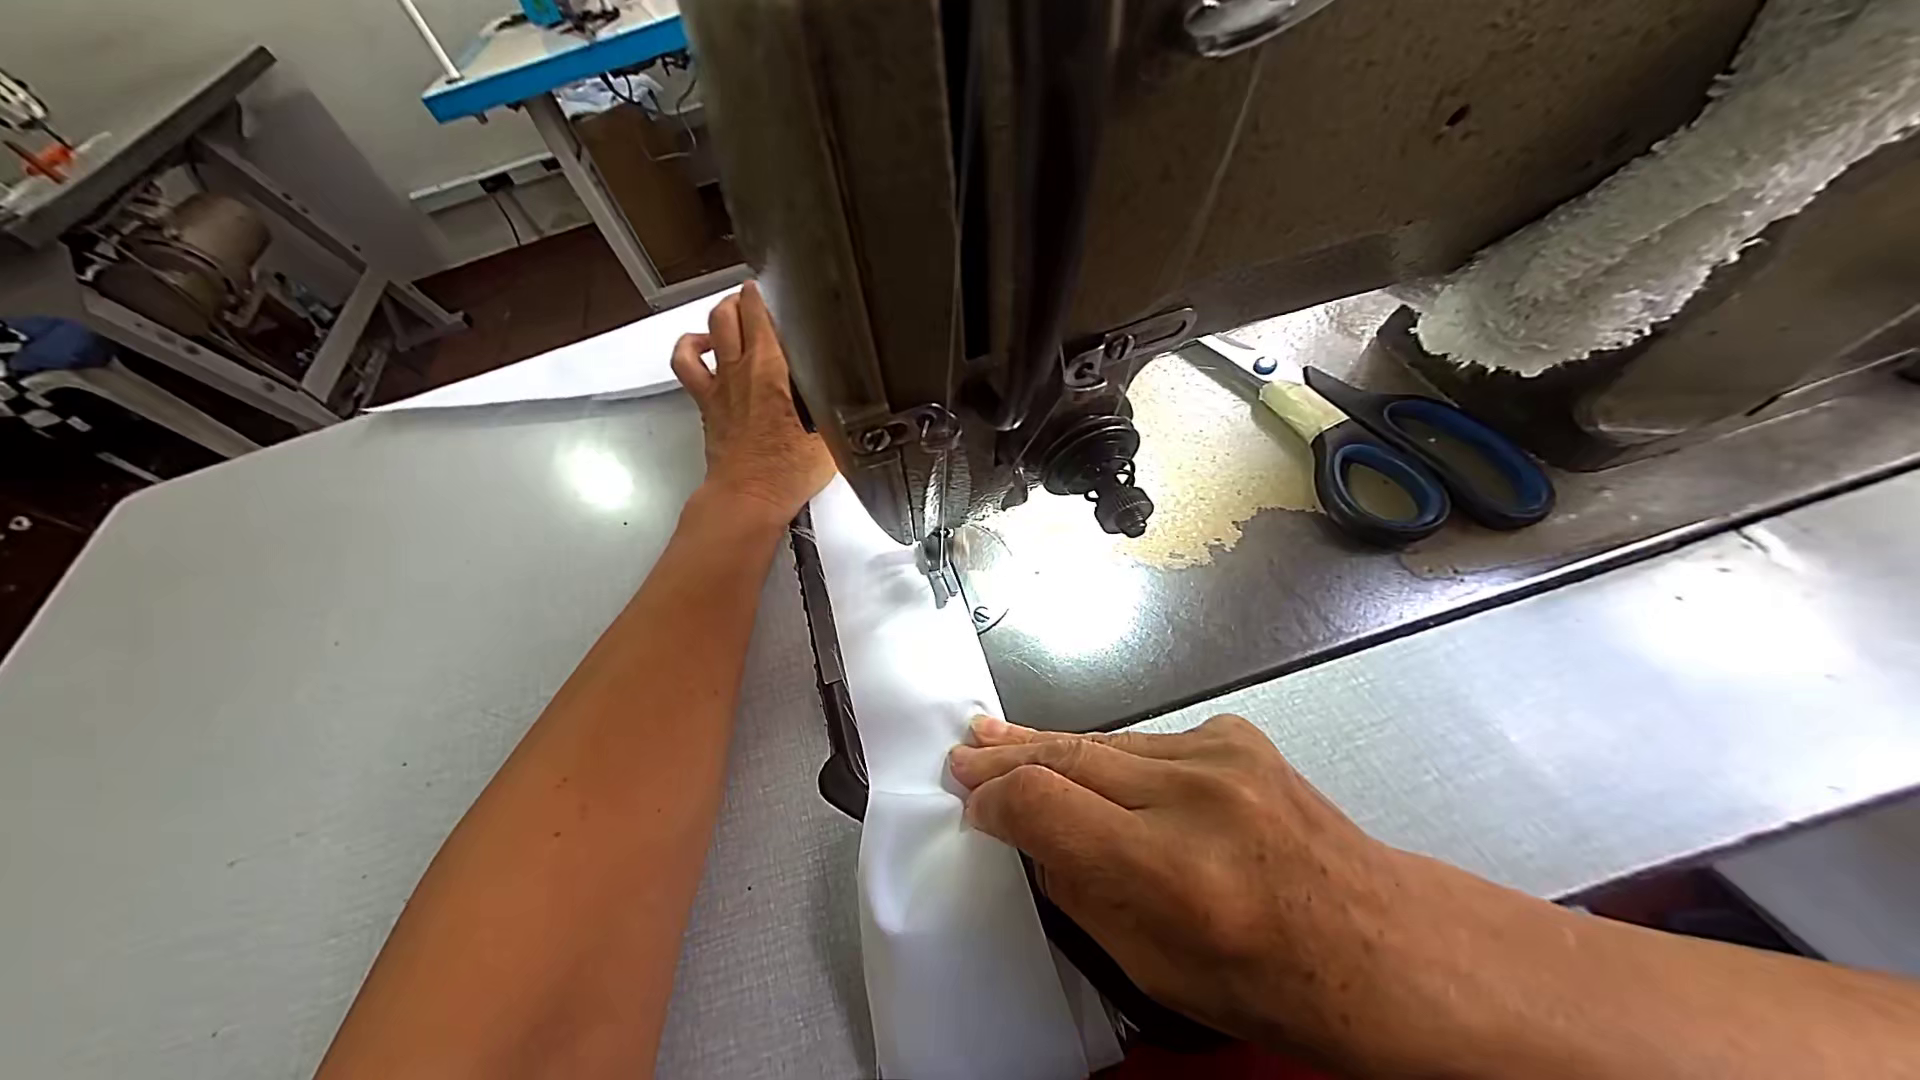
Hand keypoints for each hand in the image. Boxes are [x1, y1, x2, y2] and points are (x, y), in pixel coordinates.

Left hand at [671, 281, 835, 521]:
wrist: (747, 498)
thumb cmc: (783, 474)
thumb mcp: (830, 441)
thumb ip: (839, 414)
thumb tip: (856, 402)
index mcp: (772, 372)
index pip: (765, 314)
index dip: (772, 294)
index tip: (785, 290)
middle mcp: (741, 370)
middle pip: (733, 312)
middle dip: (747, 297)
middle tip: (762, 297)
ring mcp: (720, 384)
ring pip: (710, 327)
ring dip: (722, 313)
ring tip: (737, 310)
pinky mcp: (707, 402)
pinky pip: (687, 363)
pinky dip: (691, 347)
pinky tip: (704, 346)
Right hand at [949, 714, 1472, 1068]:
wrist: (1379, 941)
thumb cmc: (1268, 979)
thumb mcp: (1152, 966)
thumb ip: (1078, 892)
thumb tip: (1026, 832)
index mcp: (1173, 870)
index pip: (1046, 802)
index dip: (996, 799)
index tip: (973, 804)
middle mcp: (1196, 795)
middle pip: (1068, 754)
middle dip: (1007, 755)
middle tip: (965, 750)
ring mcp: (1221, 754)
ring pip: (1103, 740)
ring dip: (1048, 744)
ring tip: (999, 736)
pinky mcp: (1235, 735)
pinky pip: (1146, 742)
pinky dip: (1107, 755)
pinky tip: (1084, 760)